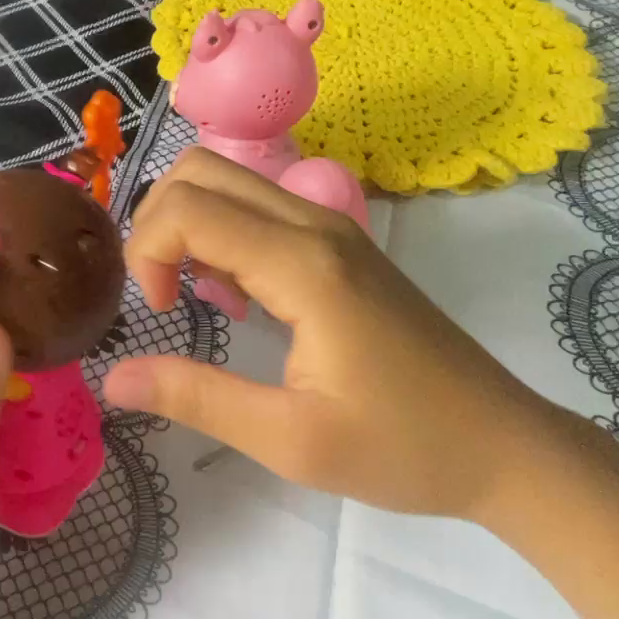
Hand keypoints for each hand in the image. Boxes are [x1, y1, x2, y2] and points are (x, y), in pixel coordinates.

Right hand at [102, 147, 558, 520]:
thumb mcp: (289, 441)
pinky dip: (215, 227)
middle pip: (197, 171)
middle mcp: (313, 225)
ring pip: (222, 176)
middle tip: (160, 290)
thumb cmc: (403, 447)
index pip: (188, 209)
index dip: (146, 251)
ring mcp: (328, 225)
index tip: (155, 311)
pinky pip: (251, 201)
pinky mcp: (336, 239)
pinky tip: (231, 291)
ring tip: (187, 288)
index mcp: (302, 265)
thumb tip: (110, 379)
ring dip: (183, 219)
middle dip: (155, 222)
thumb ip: (194, 399)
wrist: (508, 447)